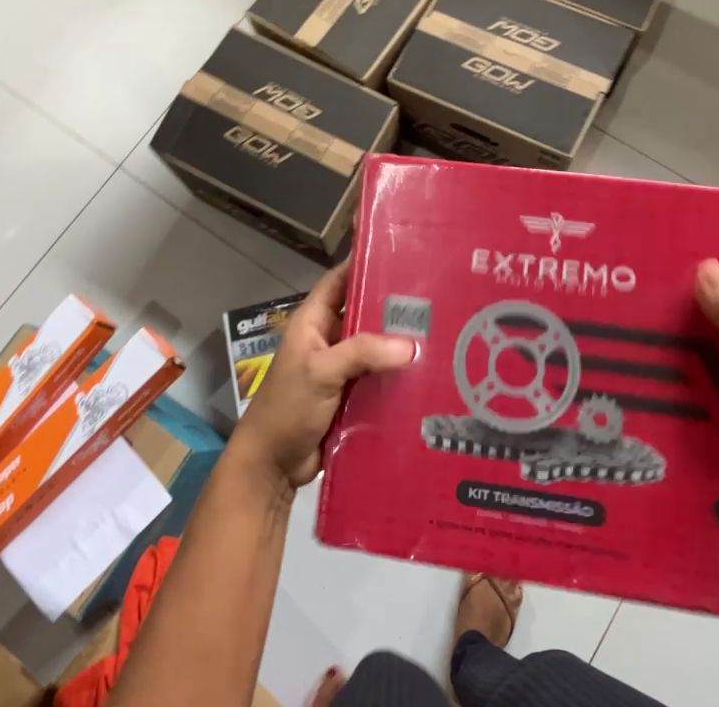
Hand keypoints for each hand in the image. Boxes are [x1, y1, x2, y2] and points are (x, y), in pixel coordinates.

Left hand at [231, 263, 416, 492]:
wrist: (273, 464)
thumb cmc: (287, 408)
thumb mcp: (320, 372)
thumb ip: (361, 352)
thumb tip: (410, 345)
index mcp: (312, 323)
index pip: (339, 281)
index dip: (363, 265)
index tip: (400, 253)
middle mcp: (328, 341)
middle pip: (364, 314)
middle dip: (394, 307)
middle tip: (437, 296)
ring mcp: (341, 370)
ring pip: (376, 348)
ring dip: (401, 345)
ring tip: (444, 332)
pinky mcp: (353, 397)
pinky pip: (380, 379)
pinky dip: (400, 376)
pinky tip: (431, 373)